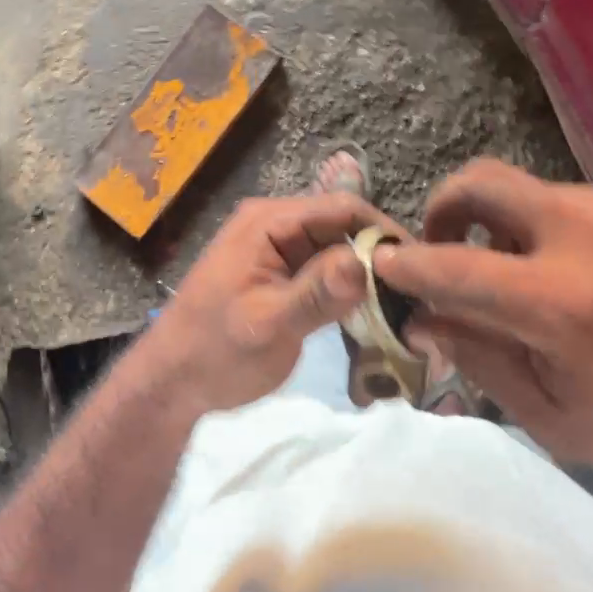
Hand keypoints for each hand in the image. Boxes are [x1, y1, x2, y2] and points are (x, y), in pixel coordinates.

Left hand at [137, 192, 392, 415]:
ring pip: (337, 251)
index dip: (382, 231)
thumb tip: (365, 261)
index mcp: (268, 222)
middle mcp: (275, 225)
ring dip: (366, 277)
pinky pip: (324, 272)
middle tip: (417, 295)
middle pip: (342, 227)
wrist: (172, 384)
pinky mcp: (281, 276)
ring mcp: (278, 251)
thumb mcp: (267, 325)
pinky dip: (348, 291)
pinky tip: (373, 317)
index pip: (341, 208)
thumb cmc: (214, 352)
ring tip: (404, 308)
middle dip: (378, 256)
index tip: (420, 267)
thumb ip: (315, 293)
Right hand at [374, 159, 592, 503]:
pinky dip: (535, 227)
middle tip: (438, 249)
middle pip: (480, 182)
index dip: (407, 263)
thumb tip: (423, 318)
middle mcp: (588, 236)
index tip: (382, 263)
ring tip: (506, 276)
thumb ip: (480, 359)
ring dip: (493, 225)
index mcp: (565, 305)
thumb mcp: (555, 420)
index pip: (455, 265)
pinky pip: (559, 199)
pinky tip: (556, 272)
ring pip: (519, 189)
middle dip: (441, 209)